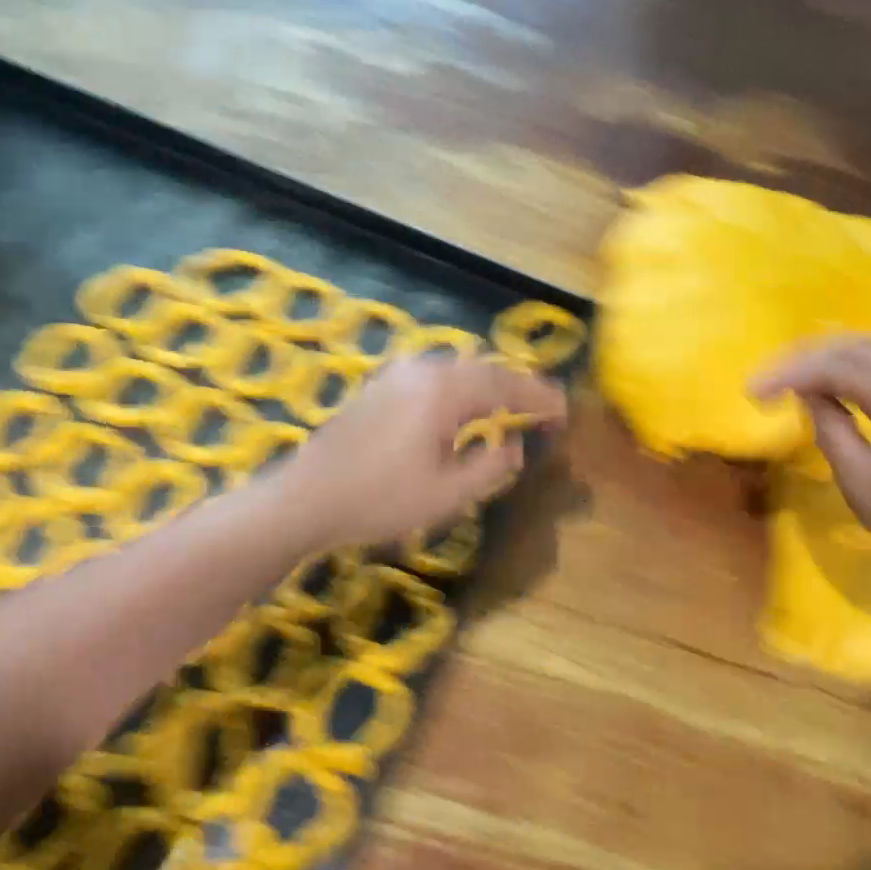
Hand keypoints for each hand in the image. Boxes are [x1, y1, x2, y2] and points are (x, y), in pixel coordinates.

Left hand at [279, 356, 567, 547]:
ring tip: (511, 406)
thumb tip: (514, 446)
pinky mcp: (378, 387)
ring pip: (456, 369)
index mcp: (443, 391)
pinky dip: (460, 388)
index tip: (565, 414)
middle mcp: (422, 371)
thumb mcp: (446, 495)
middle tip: (545, 408)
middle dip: (517, 387)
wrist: (305, 498)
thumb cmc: (379, 500)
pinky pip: (433, 377)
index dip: (540, 399)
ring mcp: (395, 375)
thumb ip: (490, 467)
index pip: (506, 386)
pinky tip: (461, 408)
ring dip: (488, 385)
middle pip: (483, 369)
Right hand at [750, 338, 870, 575]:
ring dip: (831, 361)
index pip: (838, 367)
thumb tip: (810, 397)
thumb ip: (833, 433)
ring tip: (793, 382)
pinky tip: (838, 388)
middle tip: (767, 382)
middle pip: (856, 348)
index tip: (754, 392)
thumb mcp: (863, 484)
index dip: (791, 373)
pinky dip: (858, 369)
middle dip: (806, 360)